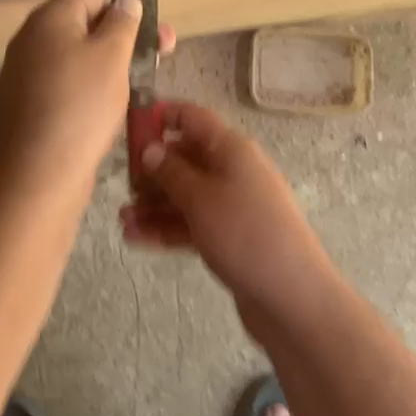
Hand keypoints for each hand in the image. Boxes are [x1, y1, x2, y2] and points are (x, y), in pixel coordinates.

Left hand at [0, 0, 173, 195]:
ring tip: (143, 77)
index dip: (125, 0)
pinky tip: (111, 101)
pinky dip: (89, 81)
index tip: (150, 25)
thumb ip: (122, 22)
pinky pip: (64, 78)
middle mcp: (32, 37)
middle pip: (85, 20)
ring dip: (110, 58)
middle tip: (163, 49)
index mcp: (50, 17)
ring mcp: (26, 70)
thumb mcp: (112, 56)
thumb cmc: (82, 105)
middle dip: (124, 31)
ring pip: (76, 52)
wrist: (39, 171)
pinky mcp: (28, 100)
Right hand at [120, 101, 336, 317]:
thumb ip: (170, 171)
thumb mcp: (200, 197)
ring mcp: (232, 206)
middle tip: (123, 188)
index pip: (192, 118)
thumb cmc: (245, 233)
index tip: (130, 129)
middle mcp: (232, 171)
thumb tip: (150, 148)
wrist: (292, 297)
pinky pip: (191, 223)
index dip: (161, 117)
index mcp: (231, 149)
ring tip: (123, 221)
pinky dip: (166, 228)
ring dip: (153, 205)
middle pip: (184, 159)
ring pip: (184, 195)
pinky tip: (137, 238)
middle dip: (152, 172)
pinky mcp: (229, 237)